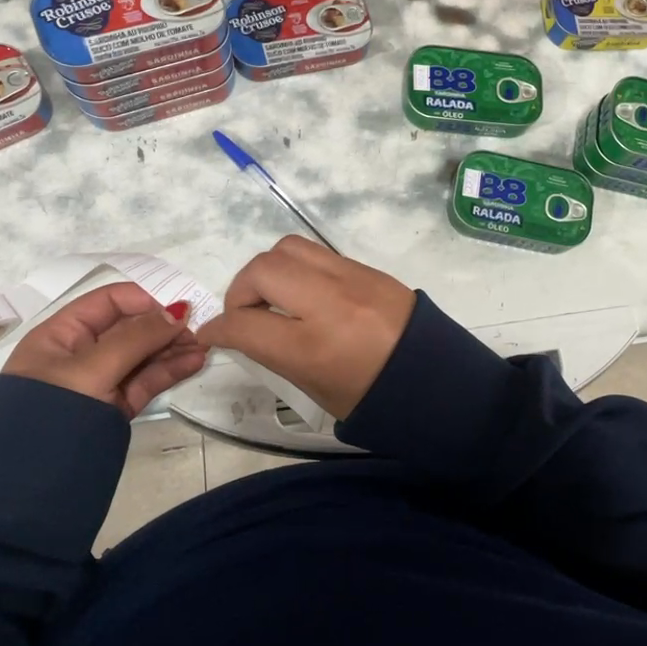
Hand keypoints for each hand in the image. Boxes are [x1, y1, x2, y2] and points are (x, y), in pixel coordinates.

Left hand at [1, 282, 207, 418]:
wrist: (31, 485)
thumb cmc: (52, 410)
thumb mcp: (91, 369)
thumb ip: (137, 338)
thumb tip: (179, 311)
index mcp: (60, 335)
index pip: (107, 302)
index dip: (144, 299)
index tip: (178, 308)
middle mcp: (80, 354)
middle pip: (130, 328)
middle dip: (164, 325)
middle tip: (198, 328)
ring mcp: (99, 382)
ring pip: (142, 355)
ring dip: (173, 348)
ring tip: (204, 346)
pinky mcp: (115, 407)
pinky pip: (146, 381)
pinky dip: (170, 370)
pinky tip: (194, 363)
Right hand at [196, 236, 414, 419]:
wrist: (434, 376)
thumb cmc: (371, 397)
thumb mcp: (315, 387)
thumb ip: (275, 354)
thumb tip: (245, 330)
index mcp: (314, 346)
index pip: (245, 324)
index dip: (218, 329)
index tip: (211, 334)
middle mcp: (329, 303)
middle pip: (262, 271)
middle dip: (241, 291)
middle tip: (245, 315)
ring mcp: (350, 278)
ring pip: (288, 248)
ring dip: (269, 270)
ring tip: (273, 297)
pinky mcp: (366, 268)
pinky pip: (318, 253)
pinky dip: (298, 267)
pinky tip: (301, 292)